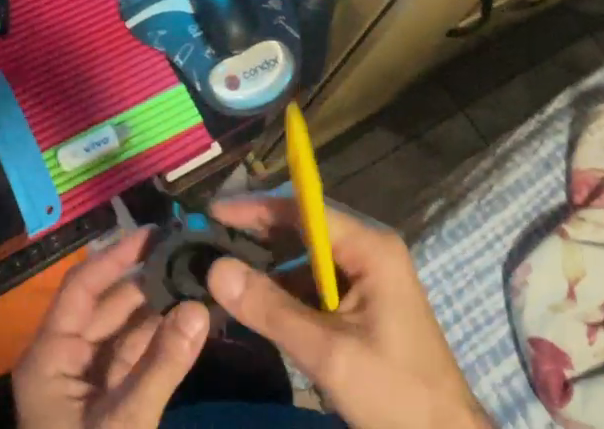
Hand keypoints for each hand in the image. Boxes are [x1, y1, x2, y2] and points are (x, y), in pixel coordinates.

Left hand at [14, 226, 210, 428]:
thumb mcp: (123, 423)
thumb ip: (160, 366)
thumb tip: (199, 307)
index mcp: (49, 356)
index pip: (81, 289)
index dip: (116, 258)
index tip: (155, 233)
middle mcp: (65, 359)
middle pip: (106, 305)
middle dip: (146, 281)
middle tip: (189, 253)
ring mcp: (88, 381)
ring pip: (124, 331)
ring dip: (159, 309)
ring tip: (198, 279)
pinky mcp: (109, 402)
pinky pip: (135, 358)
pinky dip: (162, 341)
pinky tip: (192, 320)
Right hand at [206, 195, 492, 428]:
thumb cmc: (395, 393)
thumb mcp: (327, 352)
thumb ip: (270, 309)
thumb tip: (214, 268)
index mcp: (371, 248)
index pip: (304, 210)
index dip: (256, 209)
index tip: (211, 213)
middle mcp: (370, 252)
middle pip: (303, 230)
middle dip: (257, 237)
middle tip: (208, 244)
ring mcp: (369, 279)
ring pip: (306, 260)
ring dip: (268, 268)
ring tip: (222, 275)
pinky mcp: (364, 306)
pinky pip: (316, 286)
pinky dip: (285, 293)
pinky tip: (254, 306)